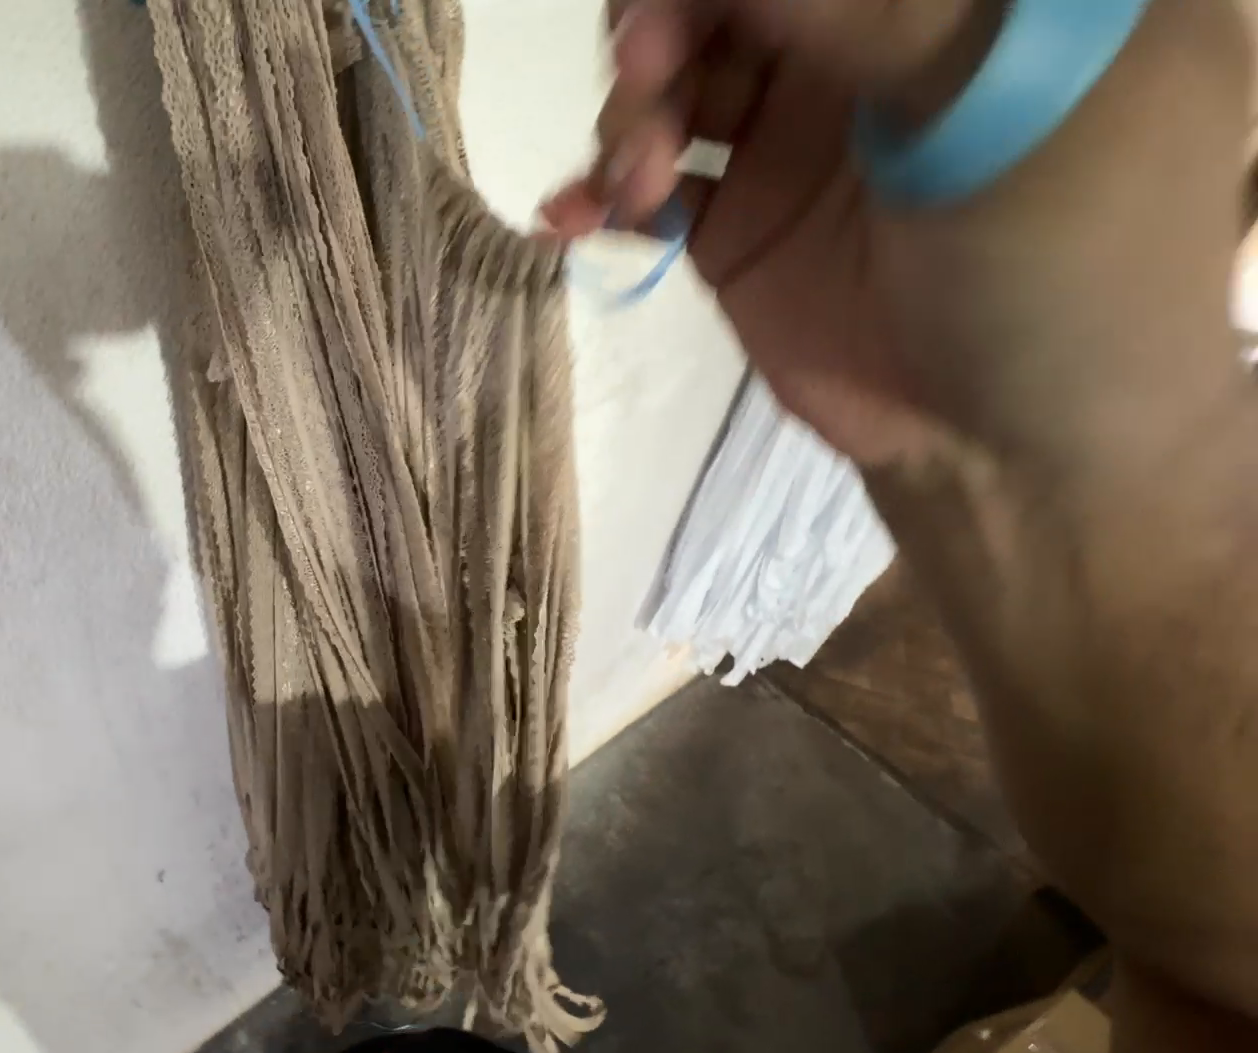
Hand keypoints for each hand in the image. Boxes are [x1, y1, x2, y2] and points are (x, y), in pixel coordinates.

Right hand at [545, 0, 1251, 471]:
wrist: (990, 438)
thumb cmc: (1053, 261)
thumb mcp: (1001, 103)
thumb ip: (873, 15)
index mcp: (952, 1)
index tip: (667, 23)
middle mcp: (853, 57)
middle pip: (717, 11)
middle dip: (658, 38)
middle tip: (644, 82)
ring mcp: (782, 146)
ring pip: (669, 92)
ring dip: (626, 126)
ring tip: (634, 190)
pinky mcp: (727, 228)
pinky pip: (642, 190)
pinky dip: (595, 198)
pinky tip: (569, 220)